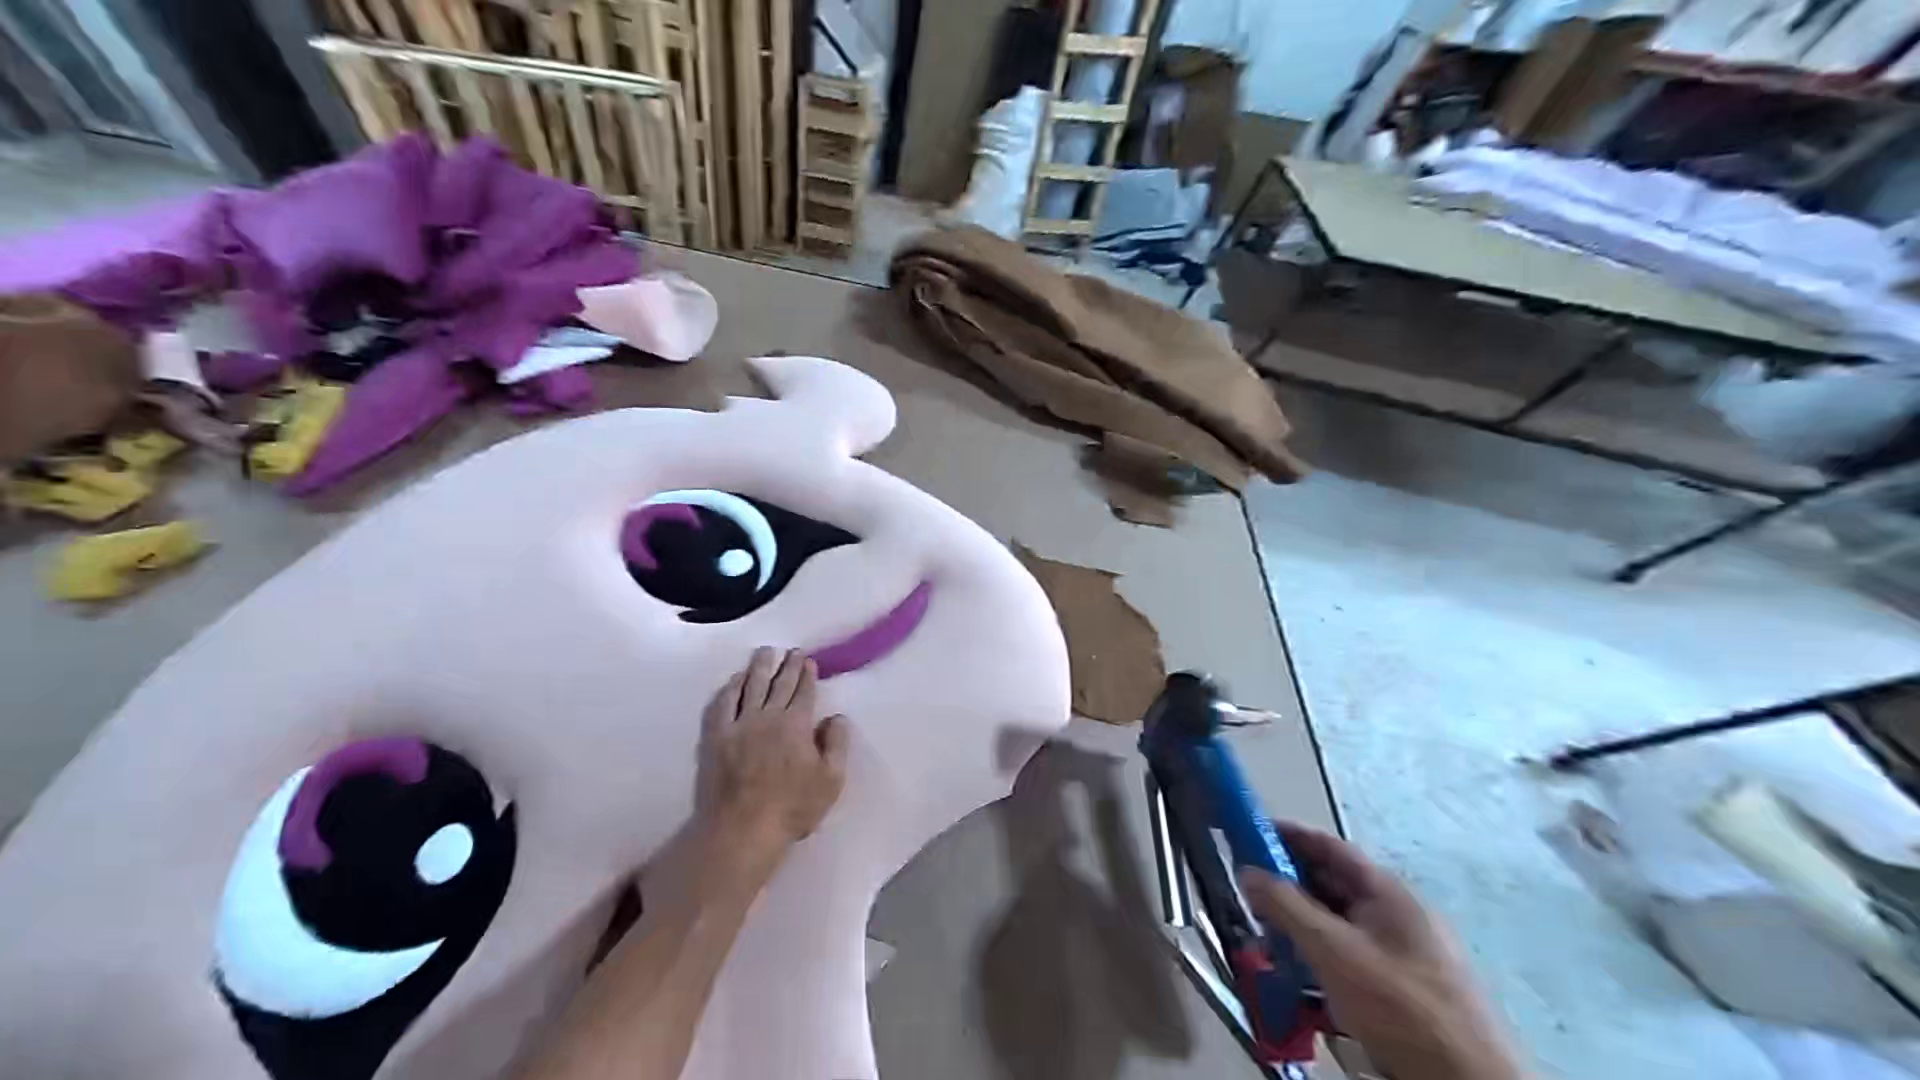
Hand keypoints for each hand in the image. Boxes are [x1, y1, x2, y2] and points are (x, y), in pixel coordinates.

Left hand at [697, 647, 849, 862]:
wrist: (742, 829)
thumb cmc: (792, 808)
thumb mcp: (831, 780)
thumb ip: (837, 744)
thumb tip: (836, 717)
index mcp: (797, 724)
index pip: (804, 692)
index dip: (807, 675)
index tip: (808, 660)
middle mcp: (768, 716)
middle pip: (779, 684)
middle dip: (788, 665)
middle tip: (792, 651)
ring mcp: (739, 724)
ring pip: (751, 686)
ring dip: (759, 667)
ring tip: (765, 652)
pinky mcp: (716, 737)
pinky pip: (723, 704)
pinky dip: (731, 688)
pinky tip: (735, 680)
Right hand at [1240, 824, 1526, 1079]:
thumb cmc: (1400, 1005)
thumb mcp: (1333, 950)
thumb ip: (1285, 906)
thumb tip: (1248, 871)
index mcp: (1388, 892)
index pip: (1327, 845)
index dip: (1285, 835)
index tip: (1245, 834)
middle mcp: (1396, 914)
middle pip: (1329, 886)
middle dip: (1285, 889)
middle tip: (1247, 896)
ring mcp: (1401, 953)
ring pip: (1335, 926)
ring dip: (1298, 931)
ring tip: (1267, 945)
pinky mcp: (1401, 989)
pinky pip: (1347, 959)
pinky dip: (1318, 962)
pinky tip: (1298, 985)